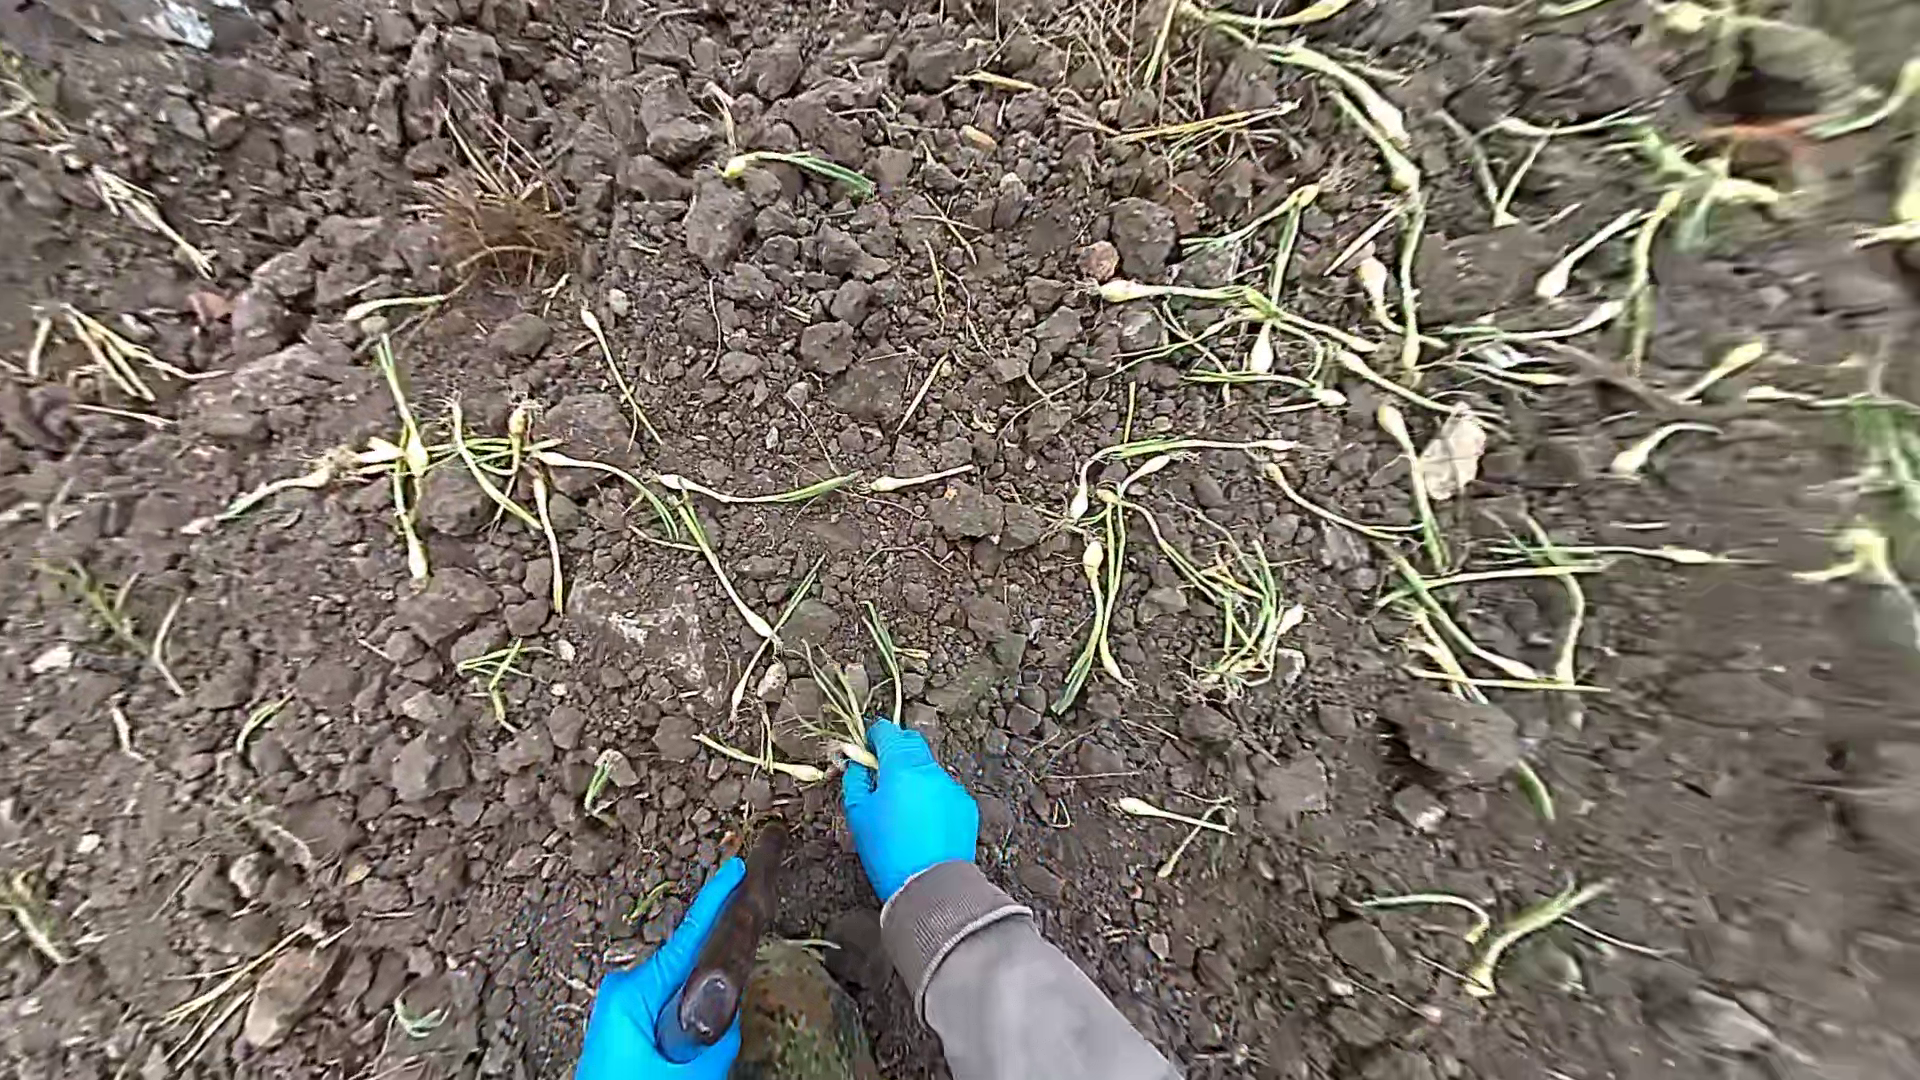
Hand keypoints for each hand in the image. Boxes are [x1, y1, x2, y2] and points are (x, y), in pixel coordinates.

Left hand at [574, 858, 744, 1079]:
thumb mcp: (692, 1074)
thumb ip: (722, 1034)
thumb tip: (735, 1007)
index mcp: (634, 992)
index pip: (689, 933)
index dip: (717, 896)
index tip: (737, 867)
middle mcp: (625, 987)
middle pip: (688, 960)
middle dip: (715, 968)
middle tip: (731, 990)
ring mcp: (622, 1003)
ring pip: (680, 985)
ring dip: (699, 1000)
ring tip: (694, 1050)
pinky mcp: (622, 1020)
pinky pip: (666, 1002)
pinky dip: (685, 1012)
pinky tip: (689, 1046)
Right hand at [842, 720, 979, 900]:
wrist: (932, 889)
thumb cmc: (889, 854)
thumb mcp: (859, 815)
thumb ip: (856, 780)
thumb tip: (857, 763)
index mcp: (901, 767)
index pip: (888, 732)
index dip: (874, 734)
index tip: (867, 743)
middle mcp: (930, 770)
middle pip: (911, 742)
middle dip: (895, 749)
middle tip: (881, 770)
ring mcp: (950, 786)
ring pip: (928, 766)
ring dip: (914, 774)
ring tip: (902, 805)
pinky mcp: (965, 804)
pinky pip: (943, 789)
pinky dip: (931, 795)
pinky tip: (922, 821)